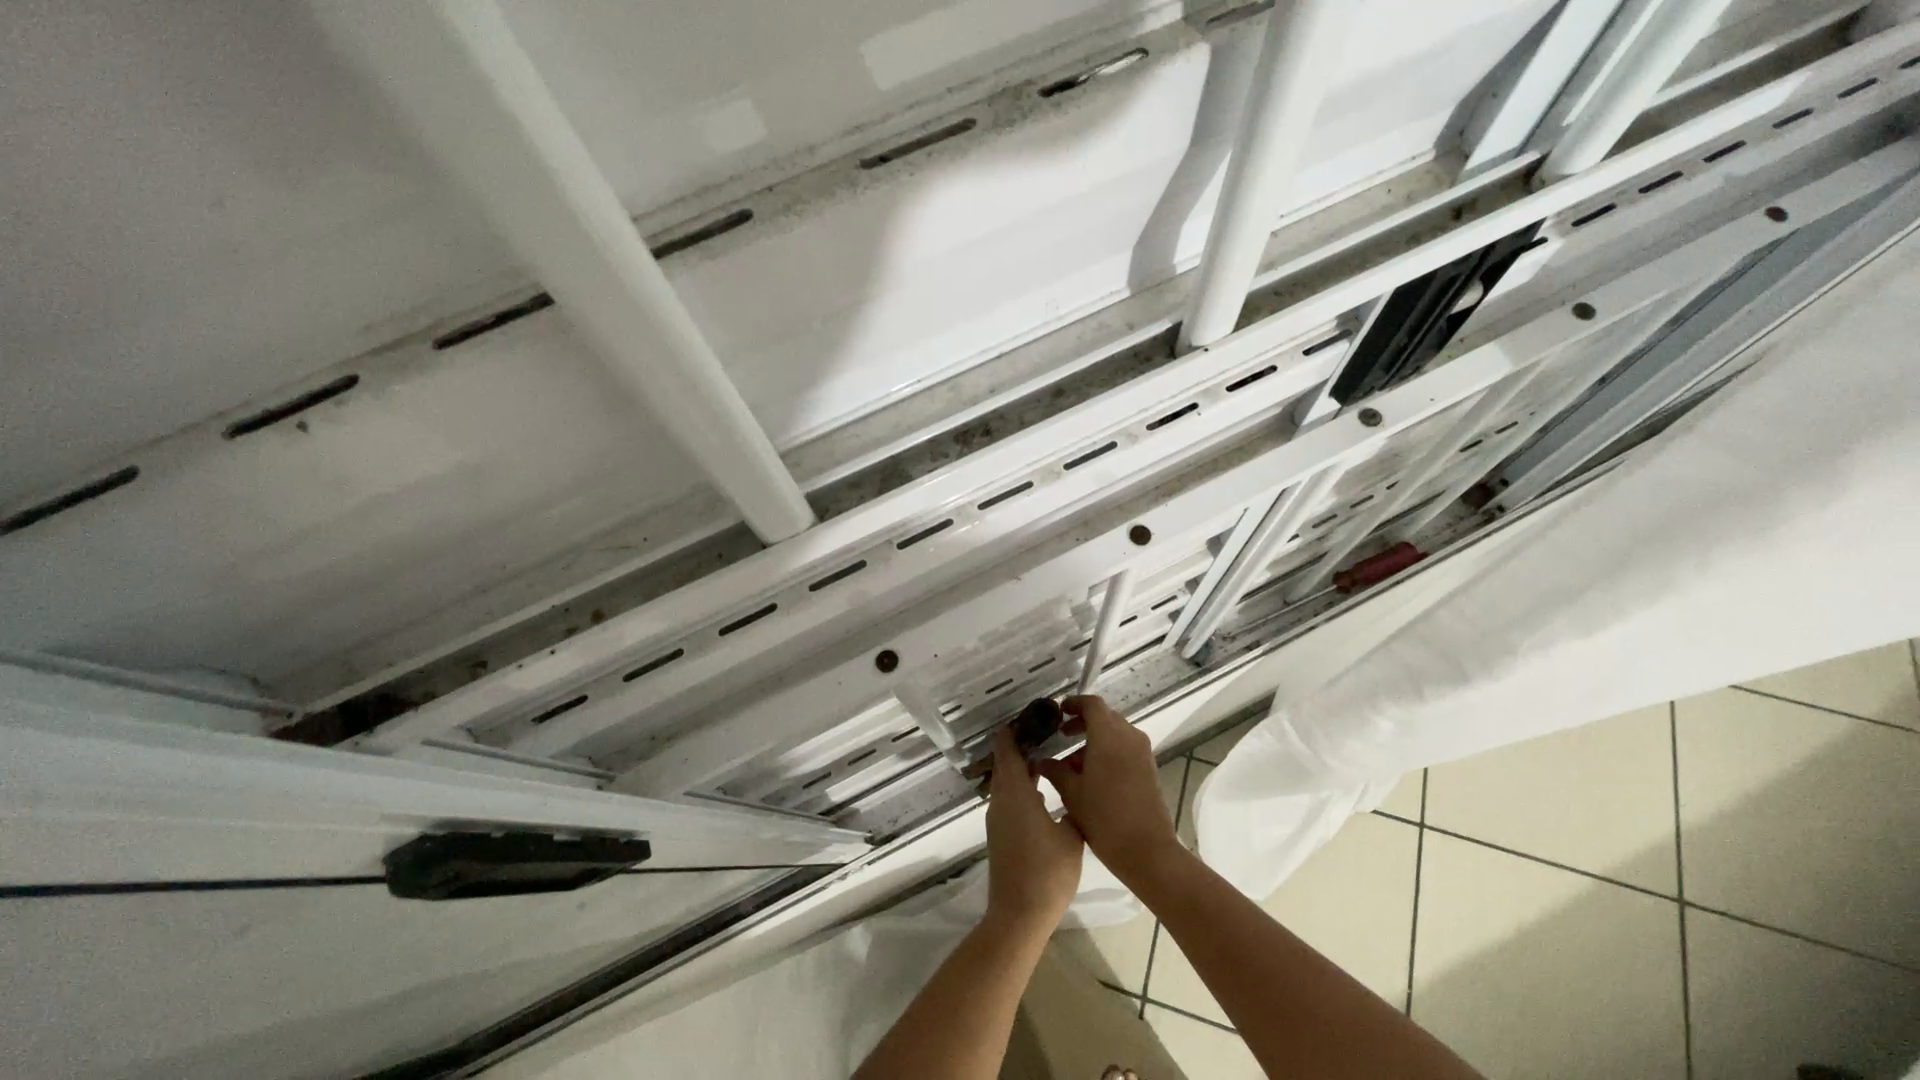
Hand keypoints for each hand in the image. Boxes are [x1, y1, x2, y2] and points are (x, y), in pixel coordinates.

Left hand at [986, 727, 1083, 929]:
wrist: (1020, 913)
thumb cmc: (1048, 872)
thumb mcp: (1071, 836)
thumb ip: (1071, 809)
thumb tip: (1073, 795)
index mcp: (1016, 794)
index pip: (1008, 752)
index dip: (1015, 731)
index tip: (1030, 716)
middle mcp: (1001, 802)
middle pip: (1005, 765)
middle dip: (1019, 746)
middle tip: (1044, 731)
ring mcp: (998, 820)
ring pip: (1005, 783)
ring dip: (1020, 768)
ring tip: (1045, 756)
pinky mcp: (1000, 835)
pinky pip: (1008, 799)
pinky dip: (1020, 787)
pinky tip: (1040, 791)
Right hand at [1035, 696, 1179, 886]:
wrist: (1147, 850)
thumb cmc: (1104, 817)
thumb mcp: (1072, 794)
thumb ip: (1055, 771)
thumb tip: (1041, 760)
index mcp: (1109, 736)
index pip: (1092, 705)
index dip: (1074, 704)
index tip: (1058, 713)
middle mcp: (1129, 737)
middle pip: (1105, 718)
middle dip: (1082, 725)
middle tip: (1061, 737)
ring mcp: (1143, 753)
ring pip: (1115, 735)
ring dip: (1094, 742)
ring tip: (1072, 766)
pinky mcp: (1149, 770)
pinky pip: (1125, 750)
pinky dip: (1108, 753)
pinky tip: (1091, 777)